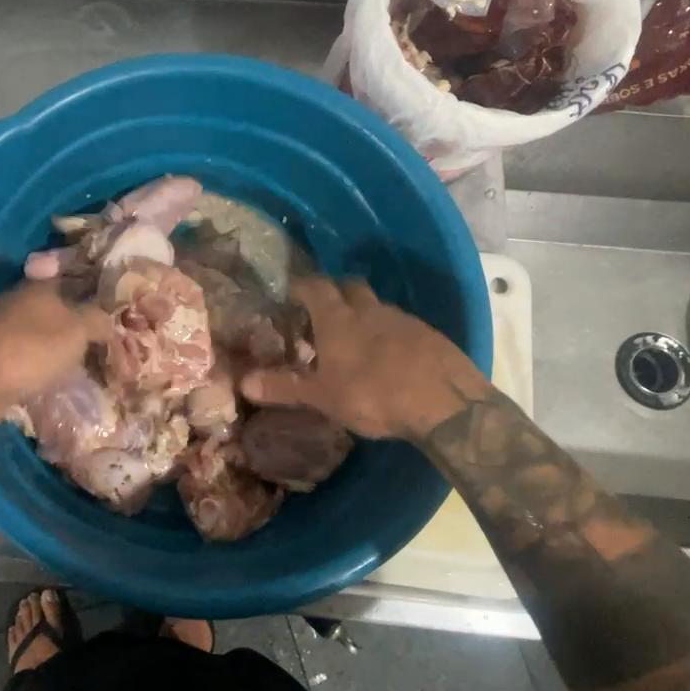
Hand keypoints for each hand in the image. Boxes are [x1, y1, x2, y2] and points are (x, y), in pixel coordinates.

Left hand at [0, 280, 107, 428]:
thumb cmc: (32, 349)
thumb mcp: (77, 330)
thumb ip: (98, 319)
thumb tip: (109, 318)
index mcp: (39, 286)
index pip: (70, 273)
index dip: (92, 282)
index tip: (113, 297)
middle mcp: (19, 300)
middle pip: (56, 302)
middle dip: (78, 315)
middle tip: (105, 332)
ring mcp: (3, 327)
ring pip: (41, 328)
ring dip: (60, 340)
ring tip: (86, 356)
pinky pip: (28, 352)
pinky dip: (44, 360)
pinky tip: (57, 373)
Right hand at [240, 276, 487, 440]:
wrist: (445, 404)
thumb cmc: (373, 395)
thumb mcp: (323, 397)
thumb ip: (284, 387)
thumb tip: (243, 382)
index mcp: (338, 319)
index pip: (315, 286)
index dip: (301, 286)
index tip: (290, 292)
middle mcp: (370, 310)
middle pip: (349, 286)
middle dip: (334, 292)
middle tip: (322, 313)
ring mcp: (403, 320)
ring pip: (376, 306)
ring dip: (363, 314)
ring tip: (353, 340)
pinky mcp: (429, 335)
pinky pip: (401, 325)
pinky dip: (388, 334)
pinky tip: (388, 358)